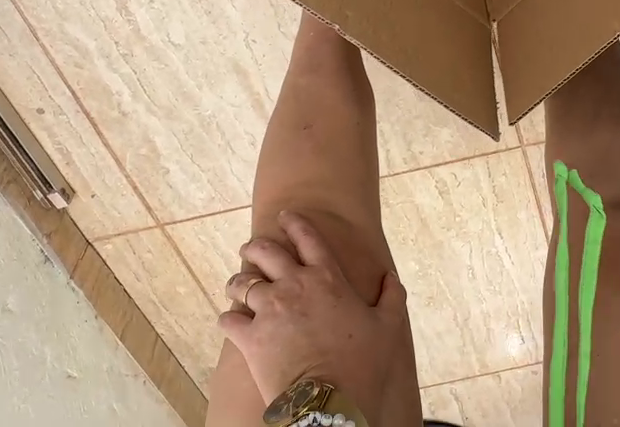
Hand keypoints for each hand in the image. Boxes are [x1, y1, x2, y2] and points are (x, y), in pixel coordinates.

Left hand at [219, 210, 407, 419]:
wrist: (331, 404)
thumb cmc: (362, 364)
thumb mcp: (388, 326)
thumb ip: (392, 296)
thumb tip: (392, 277)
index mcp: (328, 277)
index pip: (307, 237)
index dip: (294, 222)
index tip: (284, 216)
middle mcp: (295, 285)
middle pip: (266, 252)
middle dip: (255, 246)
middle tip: (250, 248)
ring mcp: (270, 310)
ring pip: (242, 283)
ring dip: (237, 282)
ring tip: (235, 284)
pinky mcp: (251, 339)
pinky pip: (229, 320)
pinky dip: (227, 318)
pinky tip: (228, 321)